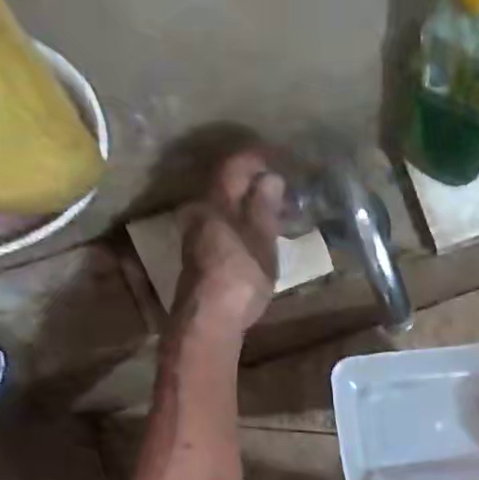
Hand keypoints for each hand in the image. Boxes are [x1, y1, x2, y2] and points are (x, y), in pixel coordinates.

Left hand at [175, 151, 284, 336]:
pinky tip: (257, 237)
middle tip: (282, 190)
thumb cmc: (240, 278)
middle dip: (253, 184)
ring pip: (224, 208)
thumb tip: (271, 178)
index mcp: (216, 202)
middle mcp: (200, 212)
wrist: (208, 321)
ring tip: (274, 214)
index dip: (257, 159)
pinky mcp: (199, 257)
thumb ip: (264, 209)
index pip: (234, 166)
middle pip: (226, 186)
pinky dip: (241, 224)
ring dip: (247, 207)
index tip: (280, 160)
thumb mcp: (261, 242)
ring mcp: (196, 235)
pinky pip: (222, 227)